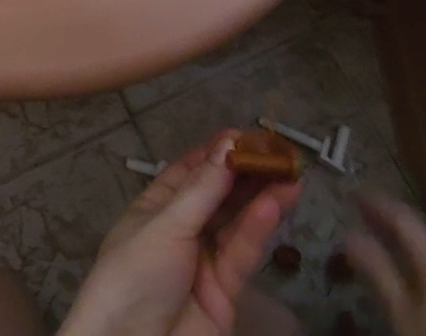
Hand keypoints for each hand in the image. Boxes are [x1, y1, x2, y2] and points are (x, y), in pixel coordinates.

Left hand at [59, 130, 304, 335]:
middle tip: (279, 152)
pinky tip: (276, 204)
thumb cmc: (134, 274)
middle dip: (247, 174)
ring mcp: (204, 260)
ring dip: (263, 198)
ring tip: (290, 174)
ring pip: (236, 222)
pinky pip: (243, 252)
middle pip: (219, 196)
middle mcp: (181, 229)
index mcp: (155, 208)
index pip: (189, 172)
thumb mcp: (164, 225)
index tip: (245, 135)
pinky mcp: (225, 290)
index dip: (216, 153)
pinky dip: (259, 228)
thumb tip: (227, 147)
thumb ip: (201, 190)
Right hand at [345, 194, 425, 335]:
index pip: (403, 216)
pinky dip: (418, 256)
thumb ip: (377, 270)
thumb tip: (349, 234)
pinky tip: (408, 268)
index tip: (350, 193)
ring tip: (378, 238)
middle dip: (388, 219)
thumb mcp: (401, 312)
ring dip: (403, 238)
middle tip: (359, 213)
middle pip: (420, 230)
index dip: (376, 202)